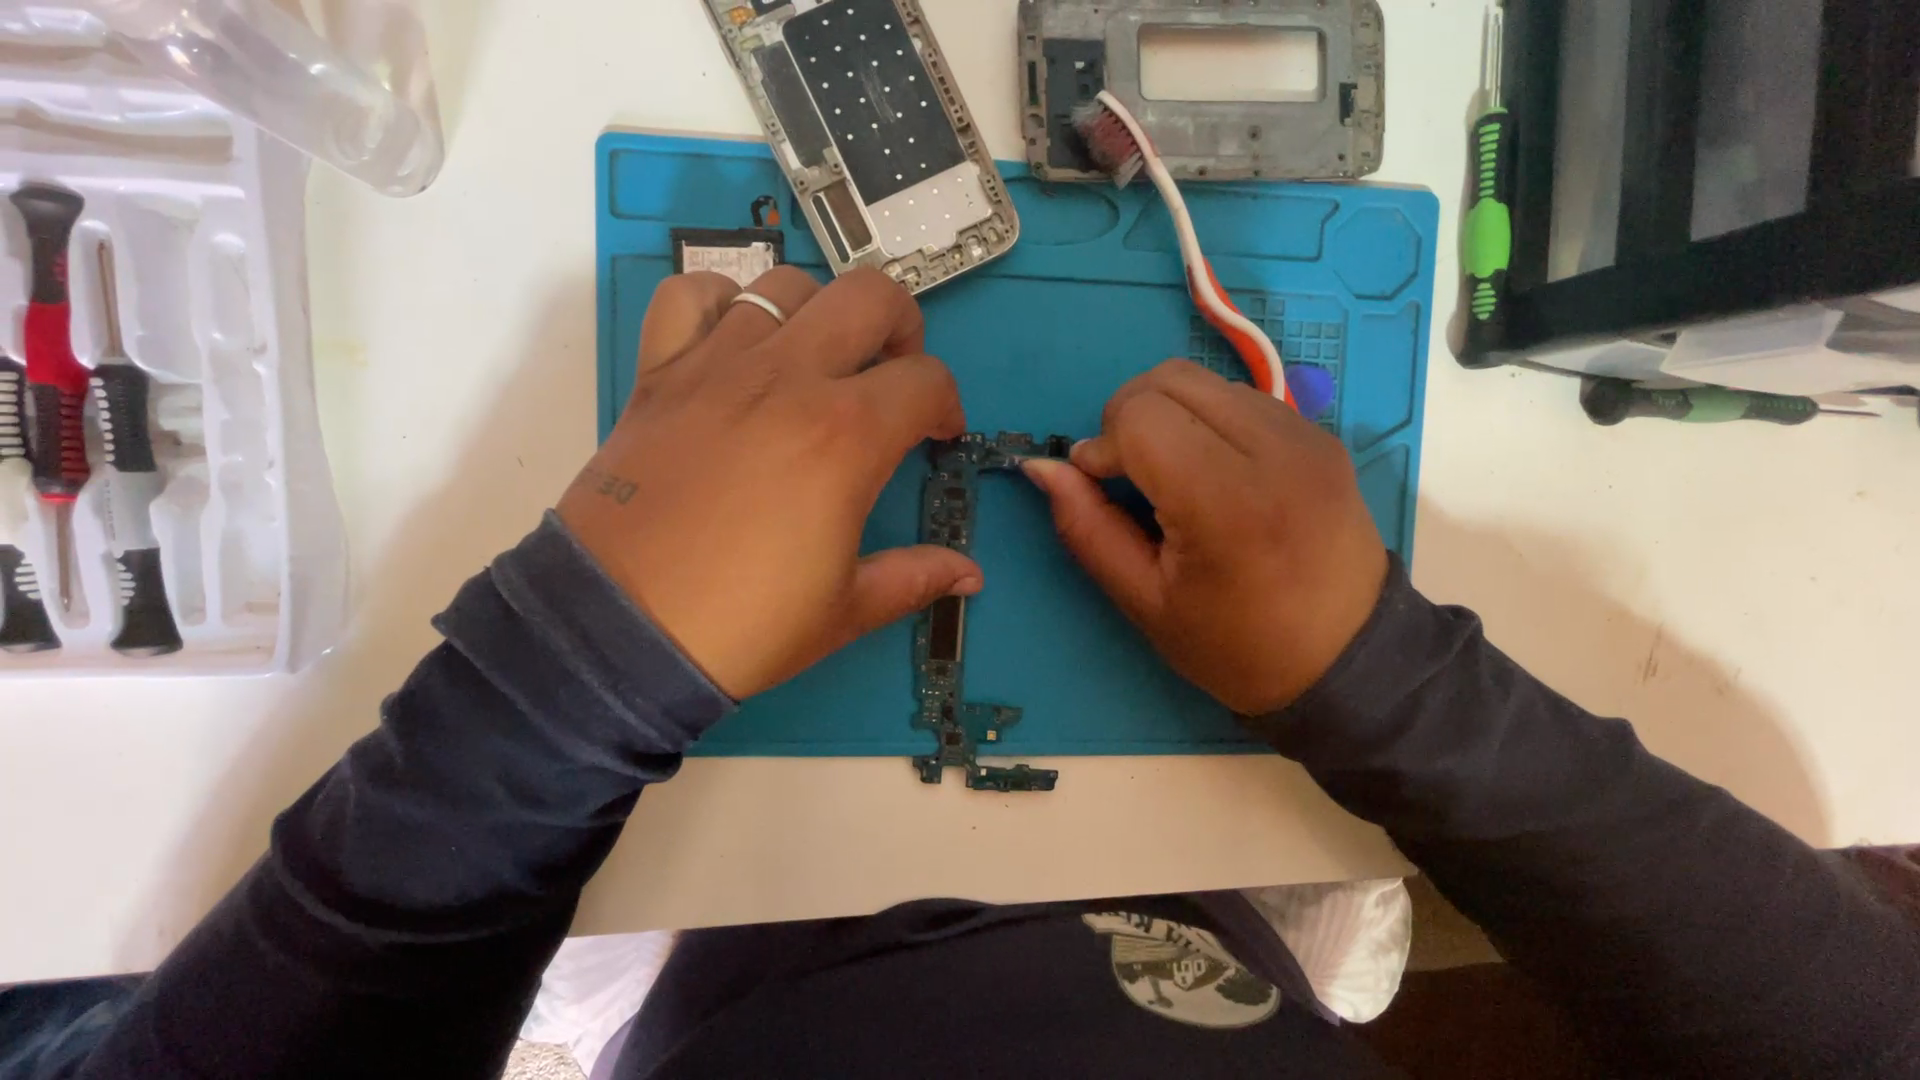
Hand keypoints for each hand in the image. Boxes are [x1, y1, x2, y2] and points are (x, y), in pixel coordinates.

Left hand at [558, 267, 977, 699]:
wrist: (619, 631)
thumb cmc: (743, 623)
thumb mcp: (846, 609)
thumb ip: (916, 578)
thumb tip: (971, 575)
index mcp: (846, 435)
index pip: (927, 381)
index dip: (947, 407)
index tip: (937, 437)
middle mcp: (788, 378)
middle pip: (870, 297)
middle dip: (902, 328)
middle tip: (894, 376)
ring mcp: (717, 367)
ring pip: (786, 285)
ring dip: (820, 314)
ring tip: (818, 361)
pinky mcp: (659, 374)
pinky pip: (688, 297)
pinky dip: (718, 303)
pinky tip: (733, 344)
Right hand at [1022, 360, 1387, 714]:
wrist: (1349, 661)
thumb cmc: (1236, 646)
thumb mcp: (1145, 600)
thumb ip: (1086, 527)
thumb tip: (1043, 466)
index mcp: (1226, 503)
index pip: (1140, 416)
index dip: (1103, 444)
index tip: (1099, 484)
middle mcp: (1274, 451)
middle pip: (1169, 380)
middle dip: (1127, 416)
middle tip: (1127, 472)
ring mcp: (1305, 436)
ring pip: (1205, 381)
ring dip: (1167, 413)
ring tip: (1171, 473)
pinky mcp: (1321, 436)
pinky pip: (1242, 397)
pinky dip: (1206, 419)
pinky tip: (1212, 470)